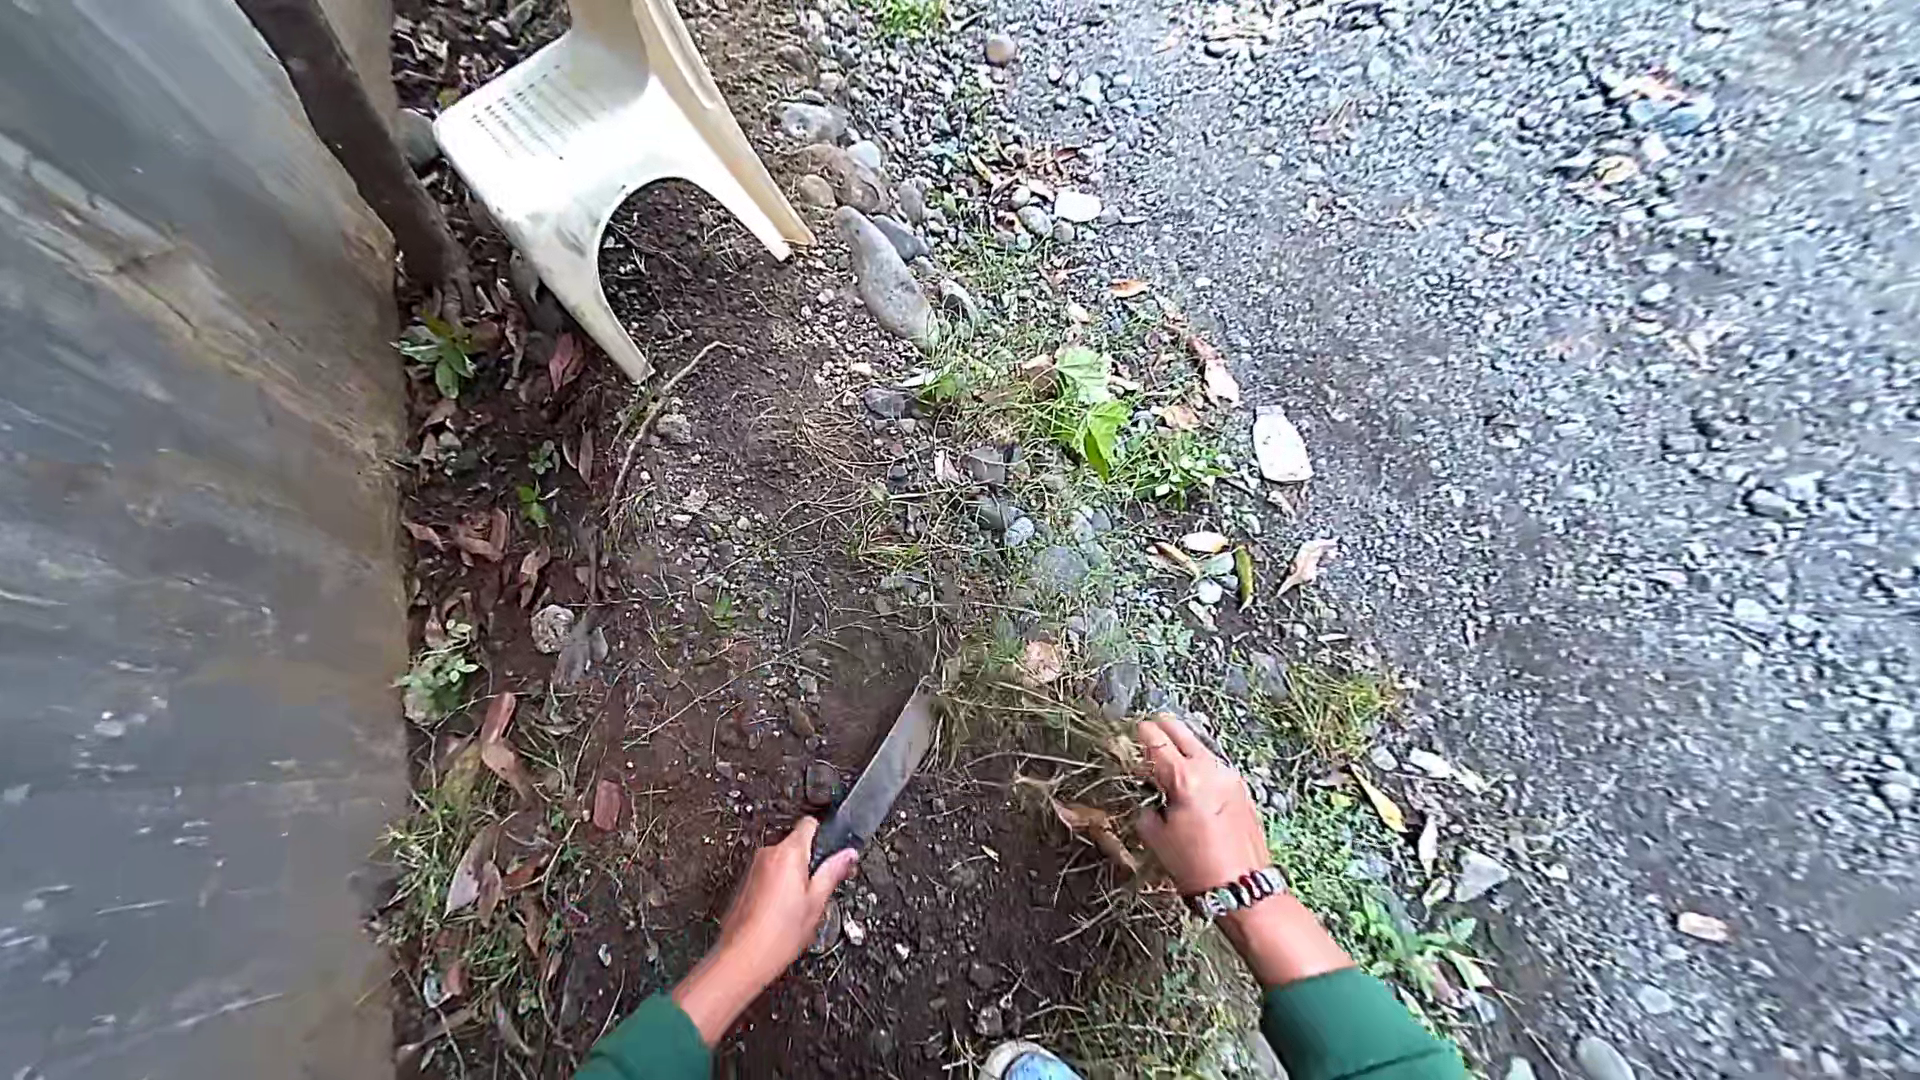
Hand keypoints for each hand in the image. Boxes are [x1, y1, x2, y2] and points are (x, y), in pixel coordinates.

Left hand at [672, 817, 858, 1043]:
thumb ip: (833, 872)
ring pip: (781, 861)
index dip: (824, 835)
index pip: (810, 823)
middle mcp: (768, 854)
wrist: (740, 961)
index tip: (832, 851)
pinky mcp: (744, 884)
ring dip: (791, 875)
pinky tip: (781, 913)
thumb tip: (849, 854)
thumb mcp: (816, 902)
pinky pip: (767, 875)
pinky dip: (776, 887)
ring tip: (798, 906)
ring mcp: (753, 869)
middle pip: (796, 844)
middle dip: (809, 861)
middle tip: (818, 887)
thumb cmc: (777, 935)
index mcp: (789, 852)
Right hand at [1132, 715, 1351, 987]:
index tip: (1130, 732)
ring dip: (1181, 745)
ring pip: (1199, 744)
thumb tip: (1146, 790)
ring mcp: (1229, 777)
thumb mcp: (1156, 836)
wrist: (1244, 892)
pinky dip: (1198, 762)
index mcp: (1184, 779)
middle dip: (1161, 728)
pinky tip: (1189, 779)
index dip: (1139, 732)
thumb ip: (1146, 803)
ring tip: (1166, 759)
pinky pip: (1213, 763)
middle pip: (1181, 730)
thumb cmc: (1197, 868)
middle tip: (1147, 733)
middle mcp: (1210, 770)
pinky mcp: (1241, 789)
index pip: (1156, 739)